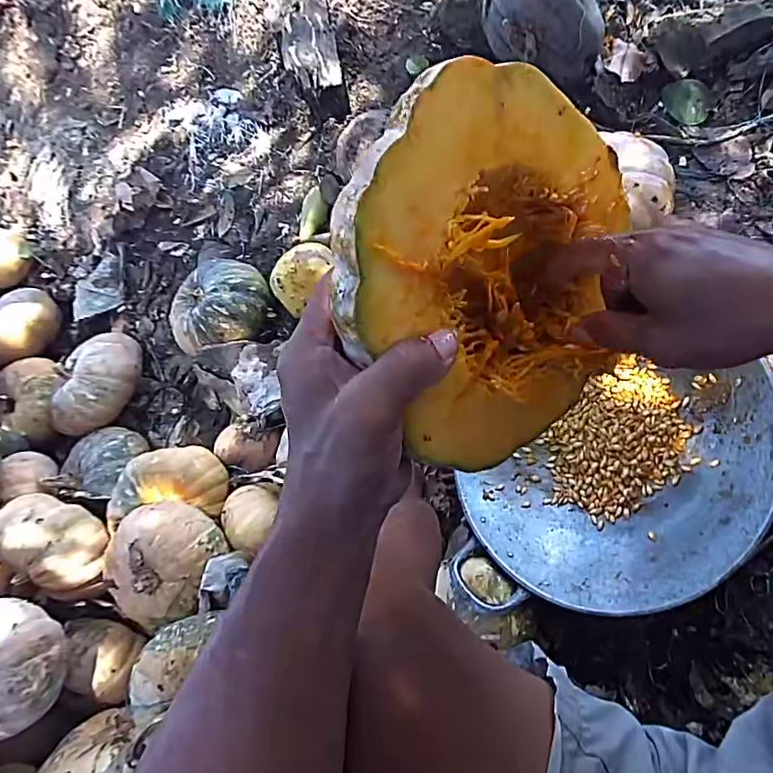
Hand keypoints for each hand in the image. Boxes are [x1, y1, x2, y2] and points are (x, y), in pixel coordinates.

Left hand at [275, 284, 457, 527]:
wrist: (343, 517)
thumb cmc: (339, 458)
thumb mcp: (369, 404)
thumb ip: (405, 366)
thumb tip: (449, 337)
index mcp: (310, 350)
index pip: (333, 291)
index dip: (366, 271)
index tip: (410, 254)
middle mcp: (330, 360)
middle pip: (368, 317)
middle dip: (405, 303)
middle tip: (448, 283)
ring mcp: (357, 384)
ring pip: (392, 346)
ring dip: (421, 337)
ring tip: (461, 314)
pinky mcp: (381, 405)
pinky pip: (407, 374)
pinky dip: (429, 366)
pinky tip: (460, 356)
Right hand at [551, 222, 772, 367]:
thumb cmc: (722, 326)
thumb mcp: (659, 342)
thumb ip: (610, 333)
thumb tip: (574, 329)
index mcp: (637, 256)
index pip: (582, 256)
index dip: (559, 270)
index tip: (546, 284)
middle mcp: (661, 234)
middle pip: (618, 262)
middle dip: (616, 296)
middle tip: (638, 333)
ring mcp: (693, 231)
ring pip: (649, 262)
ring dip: (646, 292)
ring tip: (675, 324)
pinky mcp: (719, 237)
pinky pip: (676, 258)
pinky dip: (670, 282)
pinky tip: (702, 308)